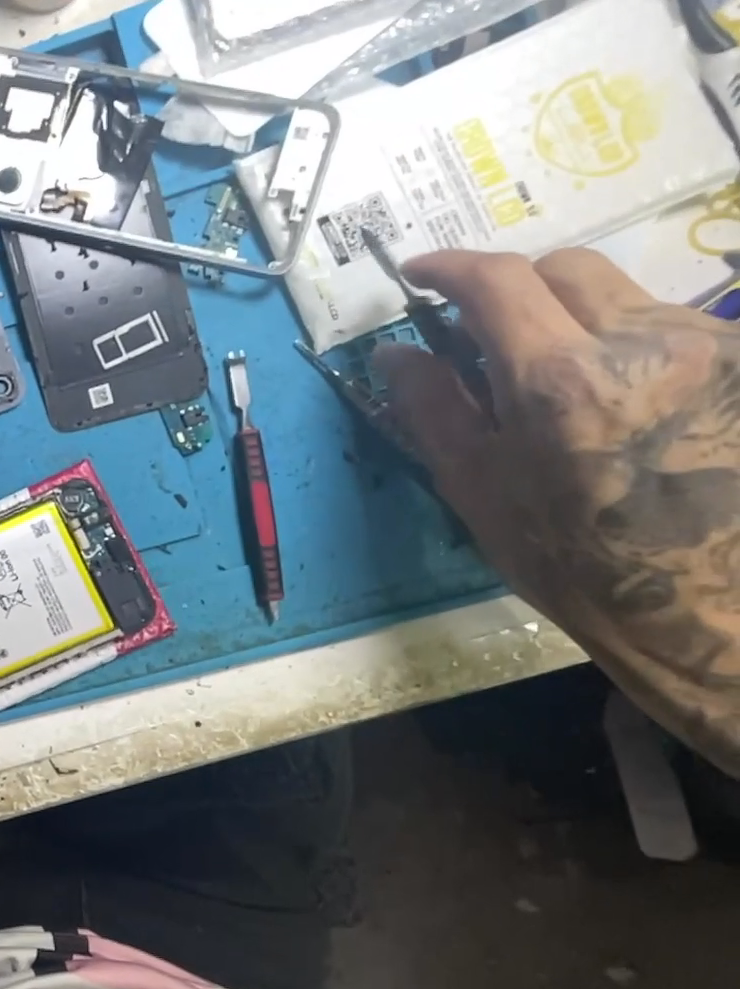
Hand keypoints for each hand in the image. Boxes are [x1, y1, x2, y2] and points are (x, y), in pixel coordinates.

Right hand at [377, 247, 739, 772]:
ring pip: (617, 294)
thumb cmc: (570, 557)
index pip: (499, 282)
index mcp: (561, 380)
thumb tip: (395, 352)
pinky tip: (603, 399)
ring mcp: (709, 350)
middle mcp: (646, 344)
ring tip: (542, 378)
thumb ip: (432, 406)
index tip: (416, 276)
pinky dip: (610, 340)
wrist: (706, 606)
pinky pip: (660, 325)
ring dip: (563, 316)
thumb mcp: (476, 486)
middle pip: (565, 269)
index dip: (449, 268)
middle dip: (509, 286)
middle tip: (475, 330)